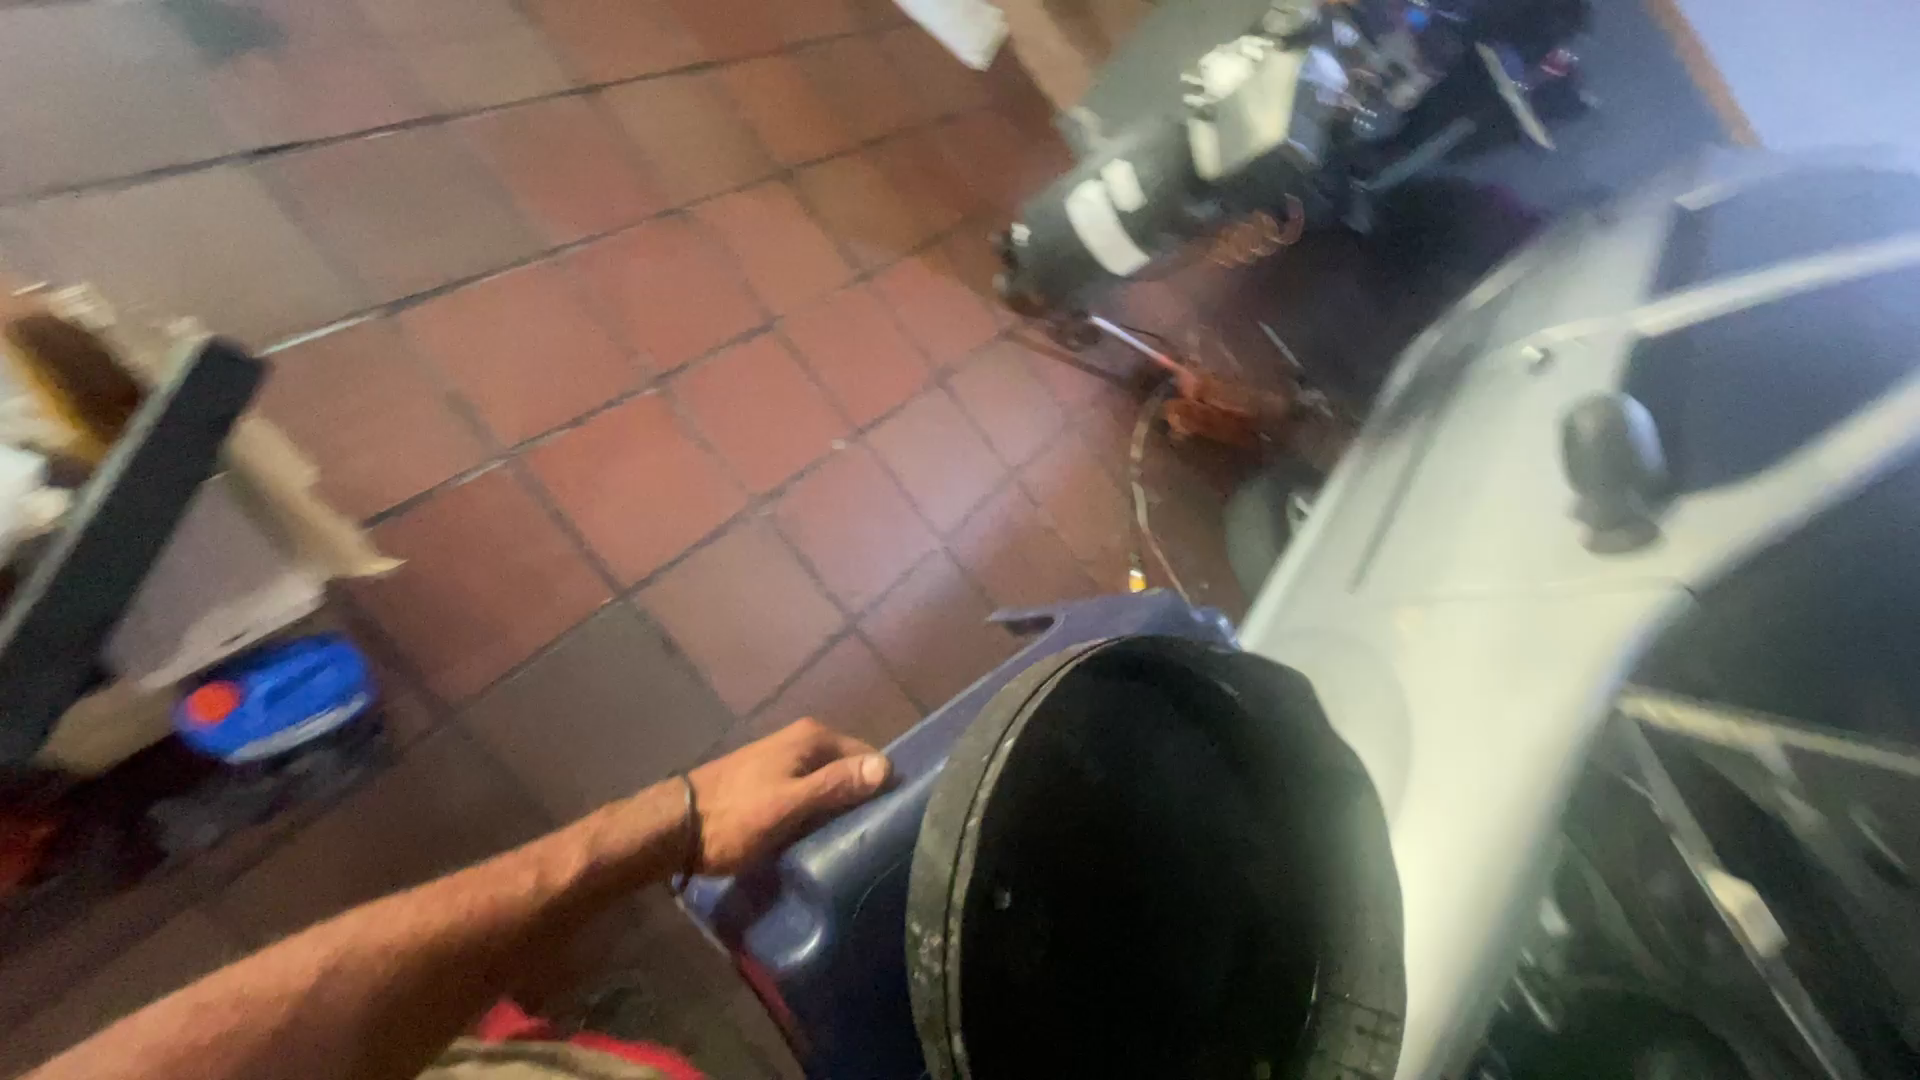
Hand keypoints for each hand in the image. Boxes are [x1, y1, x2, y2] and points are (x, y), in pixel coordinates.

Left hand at [685, 719, 891, 873]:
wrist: (674, 828)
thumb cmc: (734, 818)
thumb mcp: (789, 805)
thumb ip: (835, 785)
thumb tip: (886, 767)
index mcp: (814, 738)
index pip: (869, 755)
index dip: (881, 787)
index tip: (888, 822)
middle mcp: (803, 739)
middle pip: (850, 768)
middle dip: (861, 797)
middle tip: (870, 837)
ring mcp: (785, 757)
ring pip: (830, 781)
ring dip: (839, 806)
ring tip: (849, 840)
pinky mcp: (772, 778)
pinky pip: (811, 790)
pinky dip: (818, 809)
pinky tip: (819, 834)